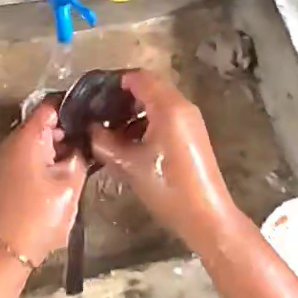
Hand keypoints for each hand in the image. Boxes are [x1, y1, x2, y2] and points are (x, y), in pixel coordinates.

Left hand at [0, 99, 86, 263]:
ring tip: (90, 148)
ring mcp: (13, 155)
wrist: (8, 248)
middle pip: (46, 120)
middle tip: (98, 132)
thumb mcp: (69, 184)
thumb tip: (86, 141)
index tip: (96, 108)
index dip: (74, 103)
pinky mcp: (14, 170)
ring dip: (63, 142)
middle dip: (71, 125)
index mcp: (28, 136)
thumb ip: (80, 156)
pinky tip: (72, 164)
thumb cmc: (40, 214)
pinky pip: (36, 151)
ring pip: (41, 137)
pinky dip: (53, 154)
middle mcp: (16, 139)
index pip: (51, 105)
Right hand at [89, 71, 238, 247]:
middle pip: (149, 86)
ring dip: (135, 108)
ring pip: (158, 100)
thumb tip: (90, 127)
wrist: (207, 219)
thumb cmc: (167, 188)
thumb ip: (104, 141)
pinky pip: (166, 114)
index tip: (94, 94)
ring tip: (112, 126)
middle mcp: (182, 106)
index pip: (138, 77)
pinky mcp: (192, 134)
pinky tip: (131, 140)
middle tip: (100, 109)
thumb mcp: (128, 165)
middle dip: (123, 95)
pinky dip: (148, 119)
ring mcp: (190, 120)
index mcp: (168, 107)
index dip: (115, 82)